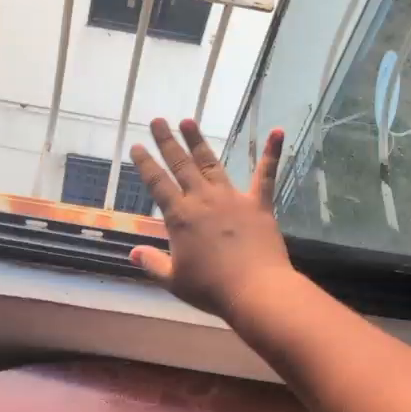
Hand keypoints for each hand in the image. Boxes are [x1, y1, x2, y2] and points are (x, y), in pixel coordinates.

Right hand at [129, 118, 293, 318]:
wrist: (255, 290)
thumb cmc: (211, 289)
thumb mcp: (174, 280)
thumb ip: (152, 263)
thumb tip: (132, 252)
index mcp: (180, 217)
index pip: (157, 184)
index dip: (145, 164)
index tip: (136, 147)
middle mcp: (203, 200)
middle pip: (181, 165)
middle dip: (167, 142)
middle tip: (158, 121)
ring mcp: (232, 198)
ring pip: (211, 163)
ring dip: (198, 141)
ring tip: (188, 121)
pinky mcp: (258, 204)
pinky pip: (266, 174)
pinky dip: (272, 153)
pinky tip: (278, 131)